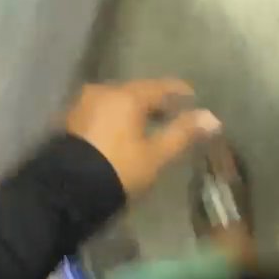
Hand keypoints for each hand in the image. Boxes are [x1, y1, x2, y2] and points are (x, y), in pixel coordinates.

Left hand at [65, 79, 220, 196]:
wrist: (66, 192)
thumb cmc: (118, 170)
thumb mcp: (155, 155)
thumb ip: (183, 133)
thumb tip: (212, 118)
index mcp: (127, 96)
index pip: (160, 87)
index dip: (179, 91)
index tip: (192, 96)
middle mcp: (103, 91)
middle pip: (136, 91)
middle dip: (155, 101)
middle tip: (172, 113)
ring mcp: (83, 103)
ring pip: (117, 100)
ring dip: (134, 109)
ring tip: (148, 124)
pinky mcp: (71, 119)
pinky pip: (102, 110)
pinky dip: (116, 116)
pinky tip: (123, 131)